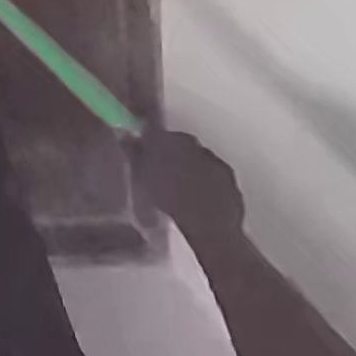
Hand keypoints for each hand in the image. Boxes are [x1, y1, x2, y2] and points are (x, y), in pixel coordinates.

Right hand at [128, 129, 245, 239]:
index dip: (149, 141)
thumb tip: (124, 134)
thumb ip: (132, 150)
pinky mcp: (231, 180)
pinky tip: (197, 196)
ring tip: (179, 186)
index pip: (156, 131)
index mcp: (170, 138)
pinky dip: (206, 181)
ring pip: (197, 158)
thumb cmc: (168, 195)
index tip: (144, 152)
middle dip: (171, 153)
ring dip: (190, 166)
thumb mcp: (140, 172)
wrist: (208, 224)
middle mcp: (195, 144)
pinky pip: (214, 174)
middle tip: (161, 170)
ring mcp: (215, 162)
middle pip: (179, 143)